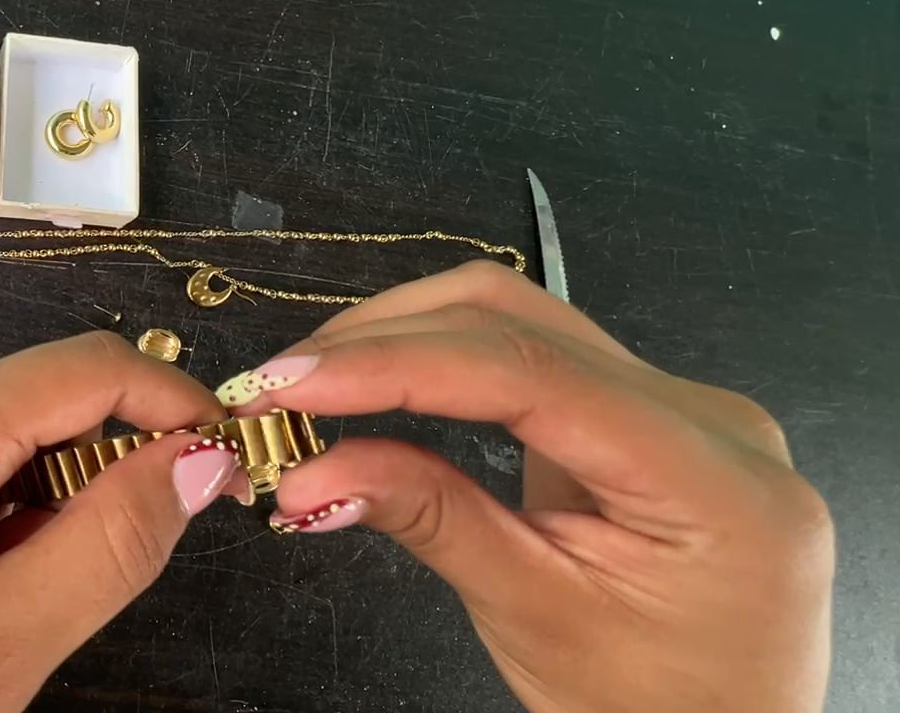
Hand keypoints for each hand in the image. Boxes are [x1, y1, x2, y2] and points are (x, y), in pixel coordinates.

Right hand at [215, 261, 833, 712]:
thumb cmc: (646, 699)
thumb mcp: (533, 616)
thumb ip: (424, 519)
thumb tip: (300, 475)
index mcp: (708, 478)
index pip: (521, 373)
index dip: (388, 365)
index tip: (282, 385)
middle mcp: (692, 406)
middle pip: (501, 315)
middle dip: (369, 339)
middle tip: (271, 384)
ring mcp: (656, 391)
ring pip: (493, 307)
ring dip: (383, 330)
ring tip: (304, 377)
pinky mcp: (612, 394)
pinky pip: (499, 336)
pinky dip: (414, 345)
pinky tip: (364, 370)